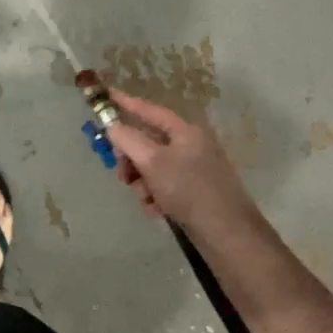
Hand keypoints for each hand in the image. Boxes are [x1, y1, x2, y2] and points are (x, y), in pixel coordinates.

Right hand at [107, 89, 262, 236]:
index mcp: (185, 131)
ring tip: (144, 197)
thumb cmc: (189, 189)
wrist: (228, 236)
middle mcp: (191, 146)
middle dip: (130, 157)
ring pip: (152, 167)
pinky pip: (163, 186)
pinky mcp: (194, 193)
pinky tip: (155, 210)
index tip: (104, 96)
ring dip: (141, 181)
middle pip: (147, 141)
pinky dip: (154, 196)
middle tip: (120, 171)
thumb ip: (127, 139)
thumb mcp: (152, 161)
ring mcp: (194, 170)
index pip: (149, 109)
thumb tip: (112, 126)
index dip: (125, 102)